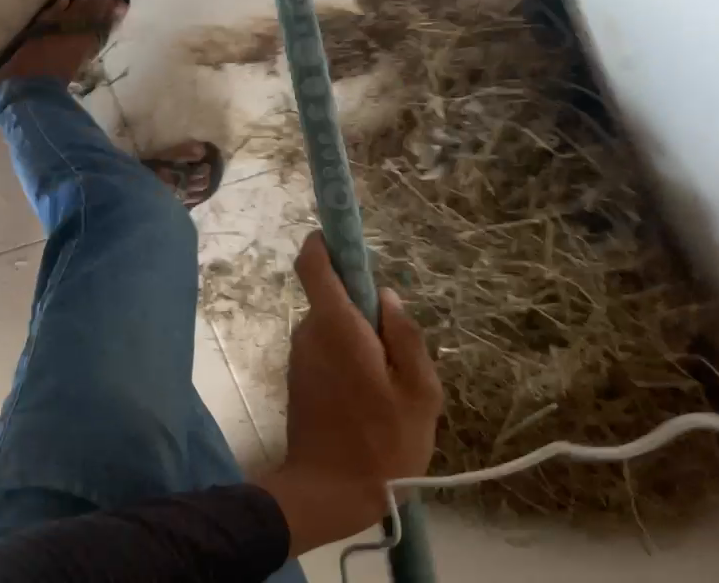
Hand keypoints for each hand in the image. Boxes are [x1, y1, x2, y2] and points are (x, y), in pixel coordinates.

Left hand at [256, 232, 442, 555]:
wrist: (331, 486)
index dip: (323, 242)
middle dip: (364, 307)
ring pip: (334, 325)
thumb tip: (387, 296)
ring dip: (361, 339)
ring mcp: (301, 351)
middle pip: (333, 297)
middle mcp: (309, 330)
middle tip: (399, 347)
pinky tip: (373, 395)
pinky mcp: (300, 372)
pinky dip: (351, 357)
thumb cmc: (384, 440)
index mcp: (335, 325)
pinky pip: (328, 348)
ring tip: (392, 383)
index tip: (341, 233)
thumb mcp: (419, 391)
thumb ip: (405, 336)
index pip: (312, 265)